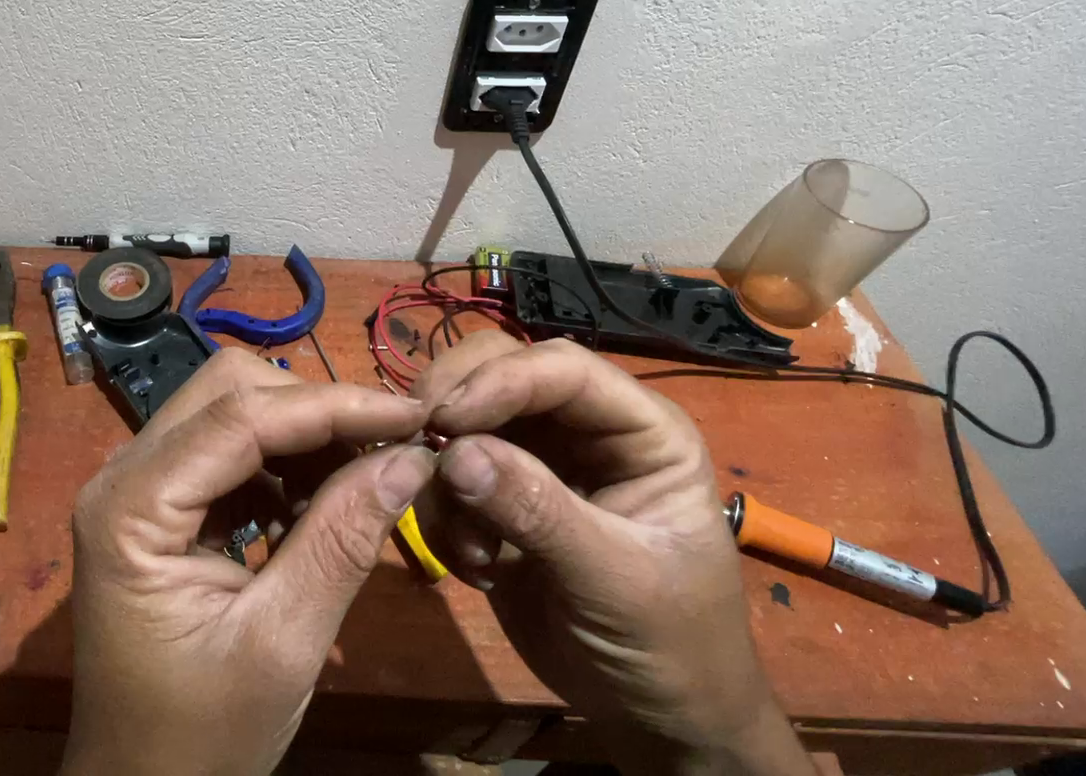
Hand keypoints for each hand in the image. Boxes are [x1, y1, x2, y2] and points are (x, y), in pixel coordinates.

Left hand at [63, 348, 436, 775]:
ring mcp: (139, 484)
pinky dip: (284, 462)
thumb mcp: (281, 645)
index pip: (239, 417)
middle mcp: (124, 474)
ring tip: (361, 481)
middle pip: (228, 391)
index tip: (412, 416)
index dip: (332, 405)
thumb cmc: (200, 735)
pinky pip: (230, 449)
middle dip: (315, 409)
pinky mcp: (161, 501)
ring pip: (232, 410)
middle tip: (388, 449)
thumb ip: (341, 542)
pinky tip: (319, 504)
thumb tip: (410, 458)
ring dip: (304, 433)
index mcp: (131, 507)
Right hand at [415, 333, 813, 775]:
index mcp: (639, 430)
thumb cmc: (668, 645)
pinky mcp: (497, 495)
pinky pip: (445, 472)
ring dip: (445, 475)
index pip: (562, 369)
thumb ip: (538, 511)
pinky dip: (442, 512)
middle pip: (500, 369)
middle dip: (455, 403)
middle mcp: (582, 428)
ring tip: (471, 548)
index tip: (443, 419)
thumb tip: (454, 454)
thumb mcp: (615, 580)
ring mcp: (537, 459)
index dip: (500, 380)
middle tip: (417, 442)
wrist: (650, 715)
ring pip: (462, 419)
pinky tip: (474, 566)